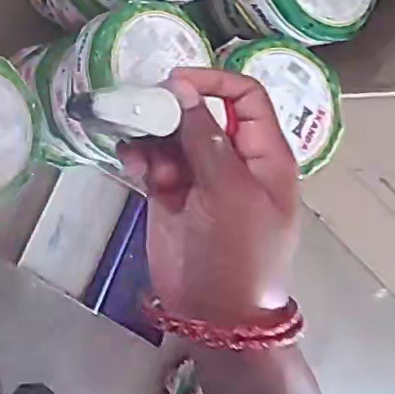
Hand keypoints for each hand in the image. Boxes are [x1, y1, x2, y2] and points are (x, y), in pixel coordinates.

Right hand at [118, 68, 300, 322]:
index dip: (214, 80)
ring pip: (170, 134)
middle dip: (171, 110)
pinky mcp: (169, 191)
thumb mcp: (229, 190)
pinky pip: (151, 159)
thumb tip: (182, 88)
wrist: (215, 313)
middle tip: (143, 112)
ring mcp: (198, 175)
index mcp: (263, 153)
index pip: (245, 96)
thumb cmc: (239, 251)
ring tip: (138, 152)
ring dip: (150, 136)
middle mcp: (230, 157)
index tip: (176, 81)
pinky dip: (139, 156)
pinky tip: (130, 163)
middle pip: (200, 112)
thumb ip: (204, 136)